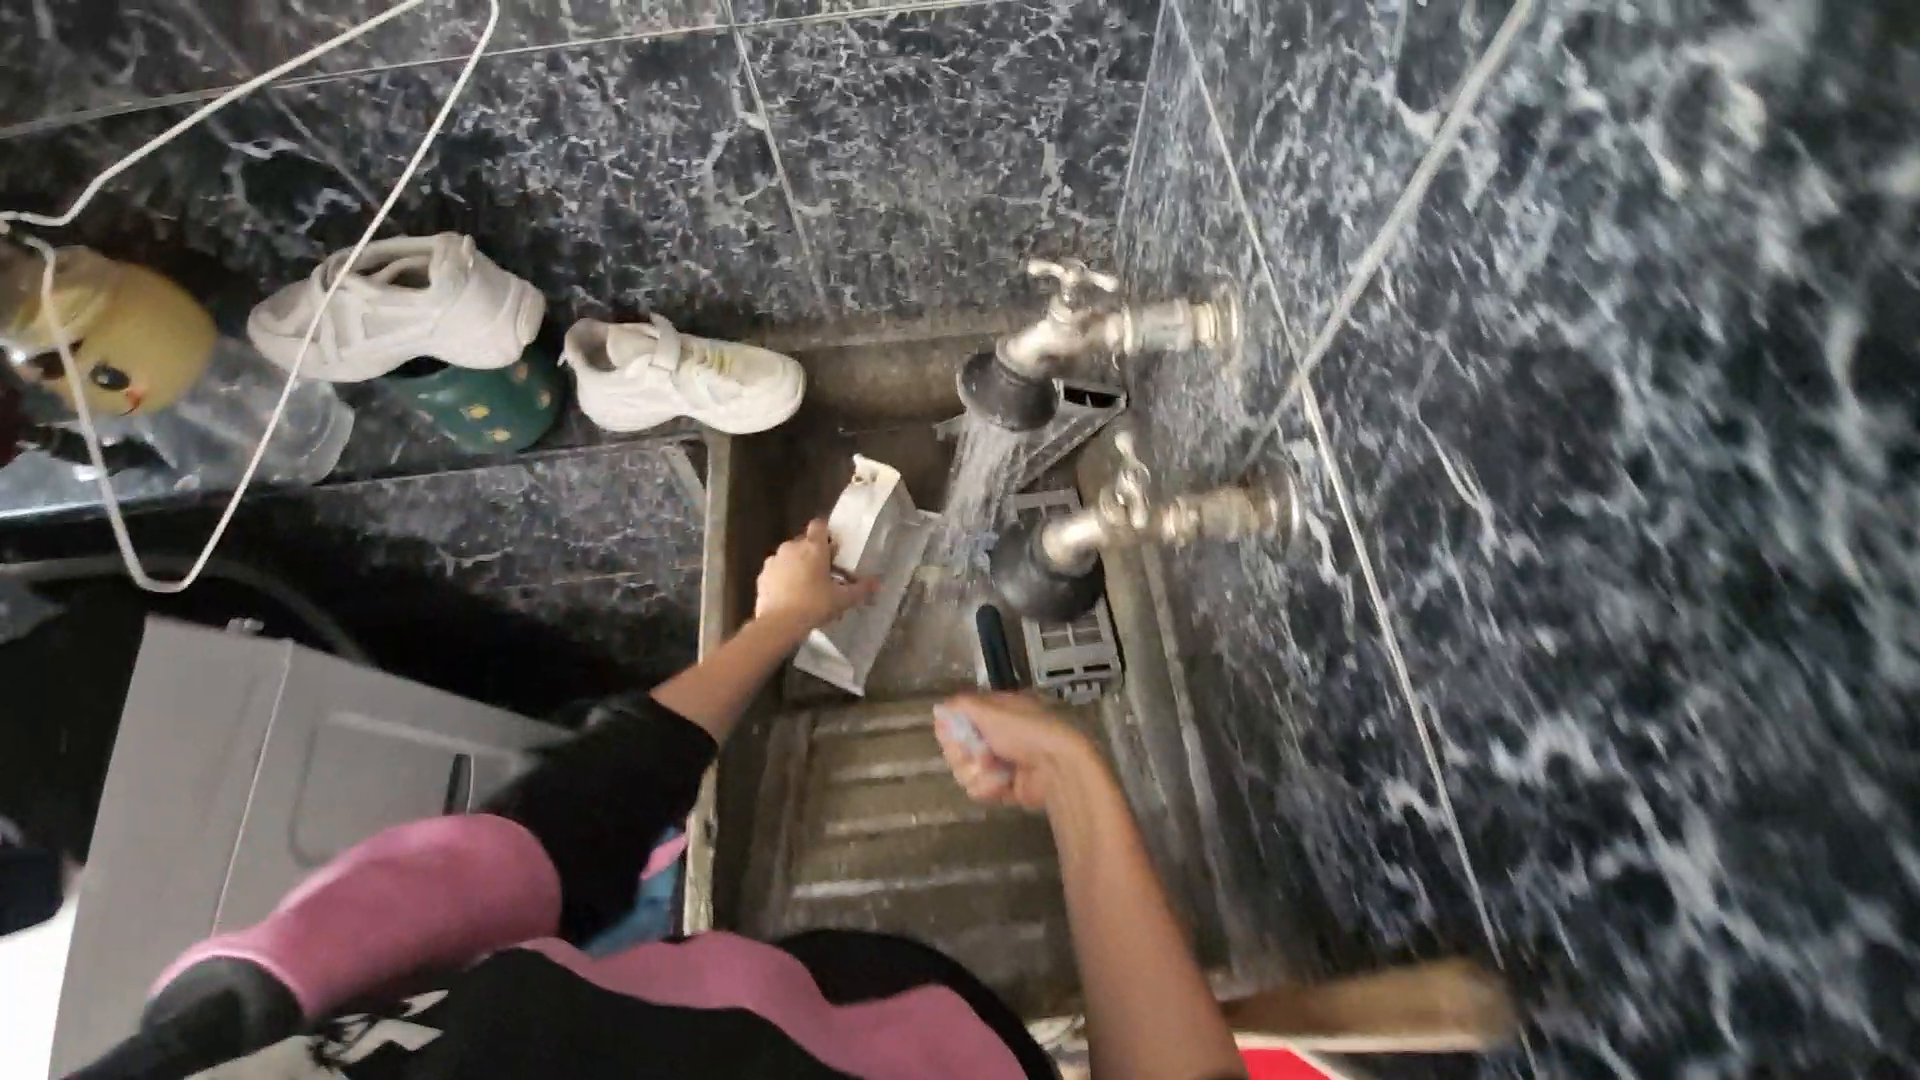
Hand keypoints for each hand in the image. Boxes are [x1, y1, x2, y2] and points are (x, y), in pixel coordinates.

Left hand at [754, 519, 878, 630]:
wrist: (779, 624)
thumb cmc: (815, 605)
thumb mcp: (843, 599)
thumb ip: (861, 589)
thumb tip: (878, 583)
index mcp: (813, 547)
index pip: (819, 524)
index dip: (827, 534)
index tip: (834, 549)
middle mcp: (792, 547)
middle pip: (805, 542)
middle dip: (814, 554)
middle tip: (825, 574)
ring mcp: (774, 560)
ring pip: (789, 556)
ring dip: (798, 565)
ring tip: (806, 587)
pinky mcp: (762, 575)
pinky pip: (777, 571)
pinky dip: (783, 578)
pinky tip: (790, 595)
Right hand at [934, 692, 1102, 811]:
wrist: (1057, 767)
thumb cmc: (1025, 731)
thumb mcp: (992, 710)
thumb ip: (962, 706)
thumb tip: (940, 708)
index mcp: (995, 712)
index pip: (958, 719)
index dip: (950, 730)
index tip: (951, 735)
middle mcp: (995, 735)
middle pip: (957, 748)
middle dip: (963, 754)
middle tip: (977, 755)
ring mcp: (999, 763)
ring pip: (965, 771)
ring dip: (976, 772)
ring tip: (994, 771)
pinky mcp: (1004, 787)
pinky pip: (980, 789)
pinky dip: (989, 788)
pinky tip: (1002, 785)